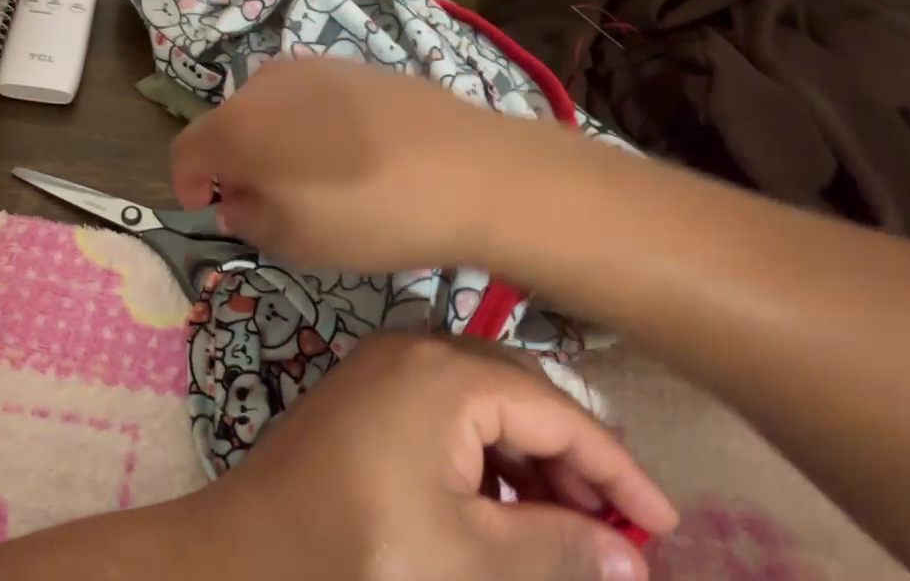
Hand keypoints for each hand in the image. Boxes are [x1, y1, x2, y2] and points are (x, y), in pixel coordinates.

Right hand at [171, 57, 590, 271]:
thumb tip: (235, 200)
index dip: (187, 185)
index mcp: (239, 125)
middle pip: (227, 124)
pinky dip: (308, 126)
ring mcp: (314, 67)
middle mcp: (266, 83)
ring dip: (271, 143)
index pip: (185, 150)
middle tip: (263, 205)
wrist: (475, 172)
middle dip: (232, 165)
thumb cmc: (371, 216)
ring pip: (269, 108)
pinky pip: (309, 98)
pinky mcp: (355, 65)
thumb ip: (246, 219)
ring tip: (310, 182)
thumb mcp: (294, 241)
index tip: (211, 211)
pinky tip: (349, 157)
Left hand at [190, 332, 676, 580]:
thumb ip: (558, 548)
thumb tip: (630, 560)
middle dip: (573, 460)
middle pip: (521, 394)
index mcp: (445, 374)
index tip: (664, 525)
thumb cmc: (360, 548)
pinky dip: (480, 453)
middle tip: (619, 529)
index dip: (618, 469)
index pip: (557, 410)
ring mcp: (383, 365)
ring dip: (528, 458)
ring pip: (483, 402)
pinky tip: (501, 505)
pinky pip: (443, 410)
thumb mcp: (470, 557)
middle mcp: (415, 350)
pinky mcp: (365, 390)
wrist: (245, 550)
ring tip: (567, 526)